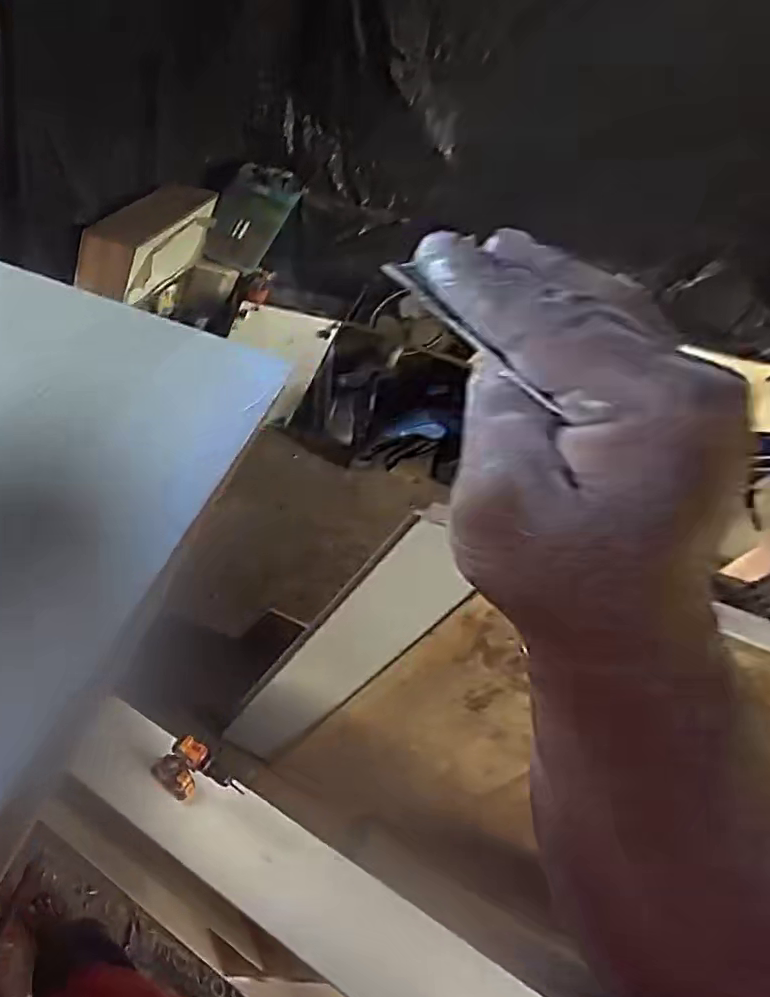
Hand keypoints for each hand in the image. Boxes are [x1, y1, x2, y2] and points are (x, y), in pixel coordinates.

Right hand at [414, 229, 751, 653]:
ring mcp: (693, 396)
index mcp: (642, 405)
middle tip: (457, 242)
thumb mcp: (497, 498)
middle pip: (587, 309)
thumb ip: (501, 419)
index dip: (483, 290)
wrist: (621, 621)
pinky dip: (579, 312)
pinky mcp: (679, 413)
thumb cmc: (546, 569)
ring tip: (505, 250)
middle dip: (516, 274)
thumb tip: (496, 361)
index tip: (435, 254)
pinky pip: (625, 343)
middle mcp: (687, 384)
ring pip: (615, 317)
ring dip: (552, 282)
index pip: (545, 328)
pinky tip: (554, 298)